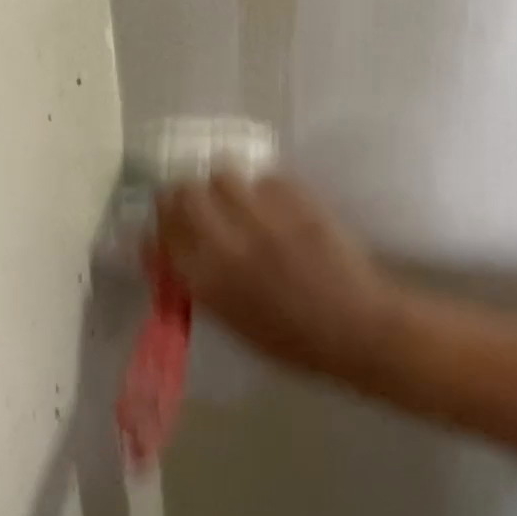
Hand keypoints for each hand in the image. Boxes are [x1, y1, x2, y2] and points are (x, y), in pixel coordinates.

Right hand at [156, 173, 399, 383]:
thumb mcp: (231, 322)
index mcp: (206, 280)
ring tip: (237, 204)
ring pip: (223, 175)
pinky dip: (263, 190)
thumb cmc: (292, 340)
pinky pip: (266, 179)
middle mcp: (228, 242)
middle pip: (184, 192)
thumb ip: (197, 284)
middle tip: (197, 207)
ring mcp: (265, 217)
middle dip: (184, 197)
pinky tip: (274, 208)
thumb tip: (169, 254)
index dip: (160, 226)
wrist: (356, 329)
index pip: (160, 232)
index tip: (168, 228)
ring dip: (222, 188)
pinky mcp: (299, 202)